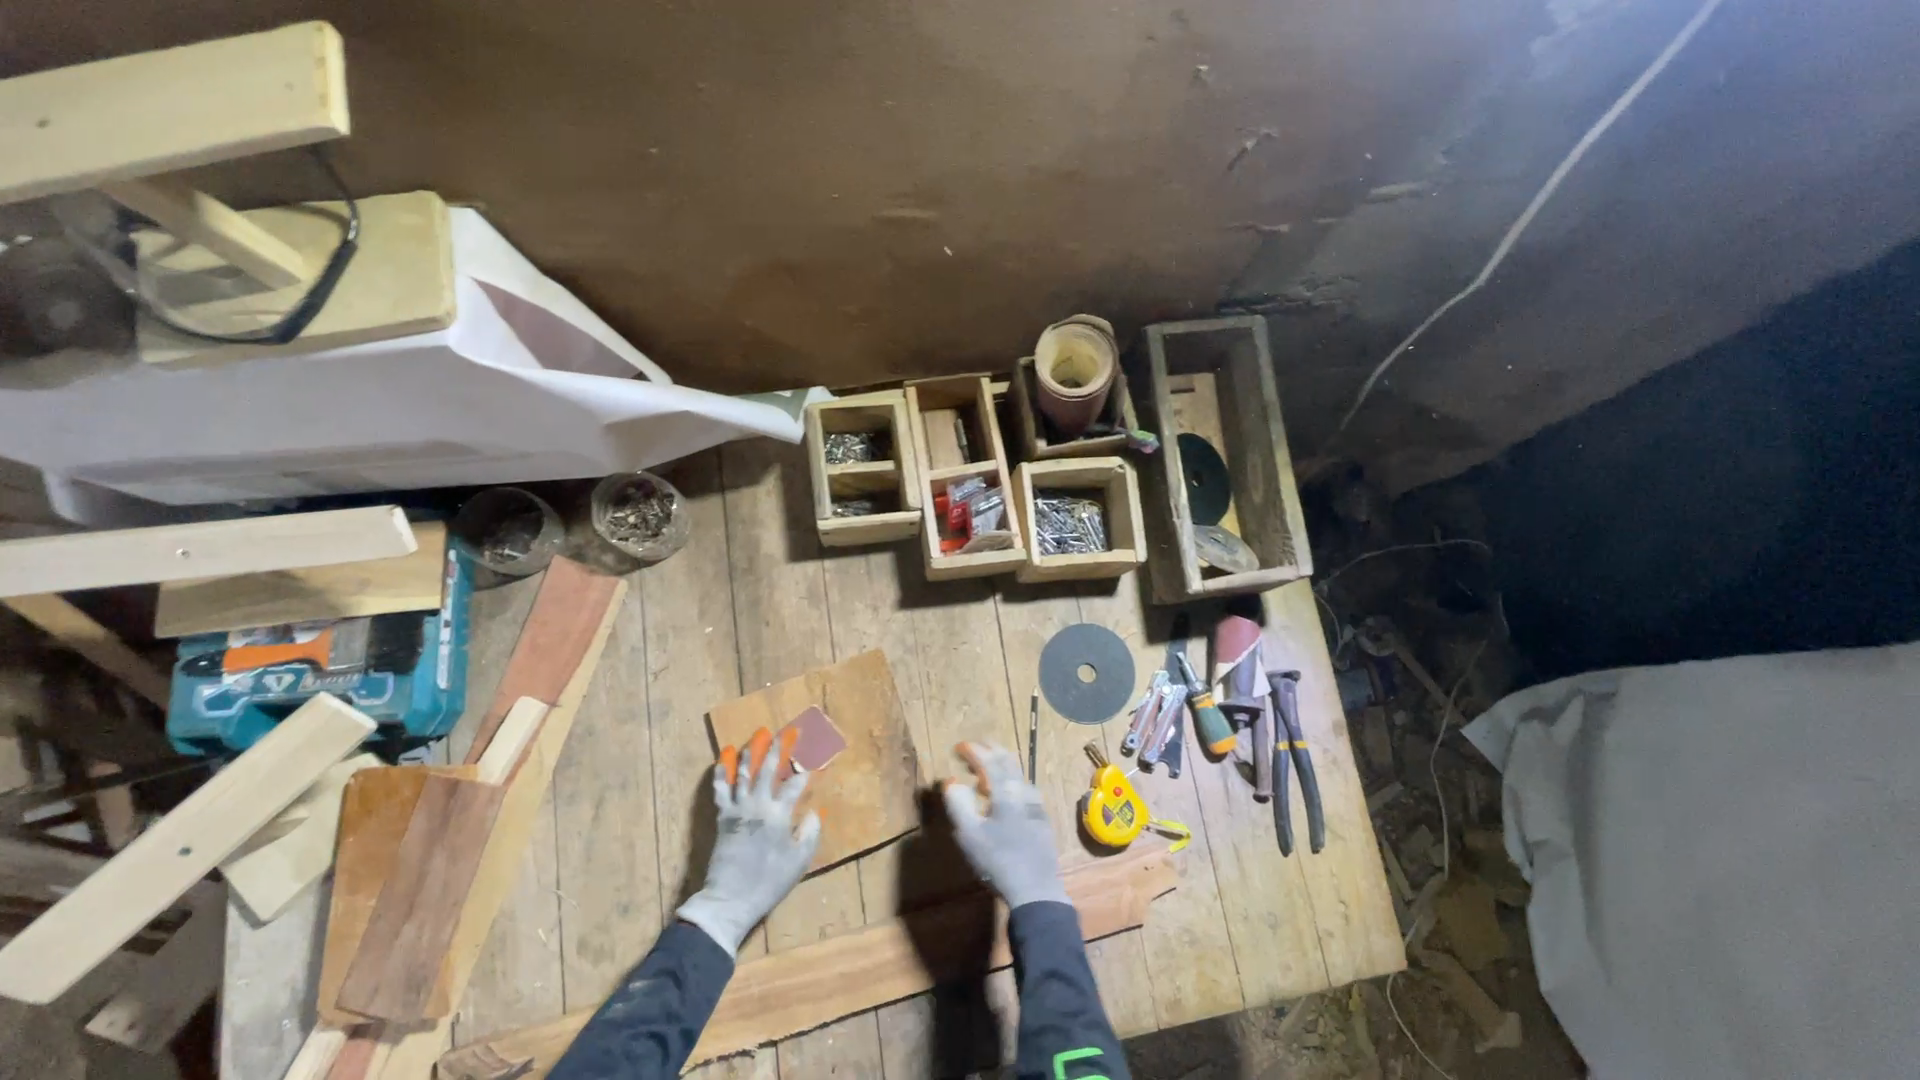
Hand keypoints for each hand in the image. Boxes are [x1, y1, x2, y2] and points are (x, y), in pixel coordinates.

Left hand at [675, 727, 820, 957]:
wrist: (730, 898)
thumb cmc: (768, 882)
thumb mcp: (798, 861)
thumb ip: (809, 833)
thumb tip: (814, 812)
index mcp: (779, 815)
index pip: (796, 783)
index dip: (806, 767)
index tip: (814, 752)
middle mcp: (758, 805)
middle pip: (767, 770)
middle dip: (777, 749)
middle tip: (783, 732)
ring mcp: (737, 809)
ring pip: (743, 775)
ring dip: (750, 755)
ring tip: (754, 739)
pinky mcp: (721, 817)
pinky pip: (720, 790)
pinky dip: (721, 774)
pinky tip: (721, 761)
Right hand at [940, 742, 1069, 909]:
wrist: (1036, 889)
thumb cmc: (997, 861)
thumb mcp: (969, 834)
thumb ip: (958, 804)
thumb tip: (951, 781)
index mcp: (1005, 792)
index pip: (989, 761)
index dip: (974, 751)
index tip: (960, 746)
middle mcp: (1024, 792)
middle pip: (1009, 762)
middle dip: (992, 750)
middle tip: (978, 746)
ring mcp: (1037, 806)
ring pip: (1020, 775)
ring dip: (1003, 766)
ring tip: (990, 768)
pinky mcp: (1042, 820)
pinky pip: (1025, 789)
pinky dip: (1012, 782)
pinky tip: (1008, 795)